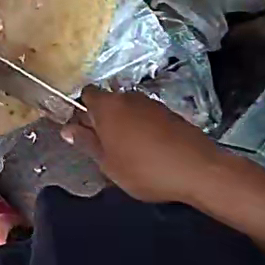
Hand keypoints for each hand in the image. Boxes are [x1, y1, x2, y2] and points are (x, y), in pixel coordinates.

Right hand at [61, 89, 223, 203]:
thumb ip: (86, 142)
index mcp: (108, 106)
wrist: (196, 168)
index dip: (81, 110)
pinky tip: (148, 150)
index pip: (87, 94)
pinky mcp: (170, 112)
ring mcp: (152, 103)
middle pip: (109, 101)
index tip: (82, 131)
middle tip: (103, 147)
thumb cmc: (144, 169)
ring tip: (127, 152)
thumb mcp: (107, 163)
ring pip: (129, 109)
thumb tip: (68, 128)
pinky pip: (147, 116)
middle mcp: (129, 97)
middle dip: (103, 119)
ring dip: (124, 124)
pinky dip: (143, 128)